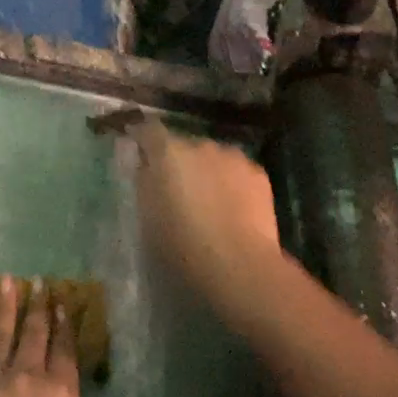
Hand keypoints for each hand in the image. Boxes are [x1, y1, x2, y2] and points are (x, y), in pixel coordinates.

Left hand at [0, 277, 79, 396]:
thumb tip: (51, 381)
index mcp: (61, 391)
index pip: (64, 346)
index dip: (63, 321)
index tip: (60, 300)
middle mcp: (28, 375)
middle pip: (33, 331)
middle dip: (36, 303)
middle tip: (37, 280)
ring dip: (4, 305)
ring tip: (6, 281)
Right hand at [126, 115, 281, 308]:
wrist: (239, 267)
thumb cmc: (182, 245)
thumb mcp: (146, 215)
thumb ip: (144, 180)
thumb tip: (145, 164)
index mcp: (168, 151)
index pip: (148, 129)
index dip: (142, 139)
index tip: (139, 153)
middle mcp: (200, 144)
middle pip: (184, 145)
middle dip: (179, 161)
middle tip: (176, 189)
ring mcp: (233, 156)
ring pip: (213, 158)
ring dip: (207, 171)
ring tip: (208, 201)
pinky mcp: (258, 173)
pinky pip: (237, 171)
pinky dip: (232, 183)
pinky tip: (233, 209)